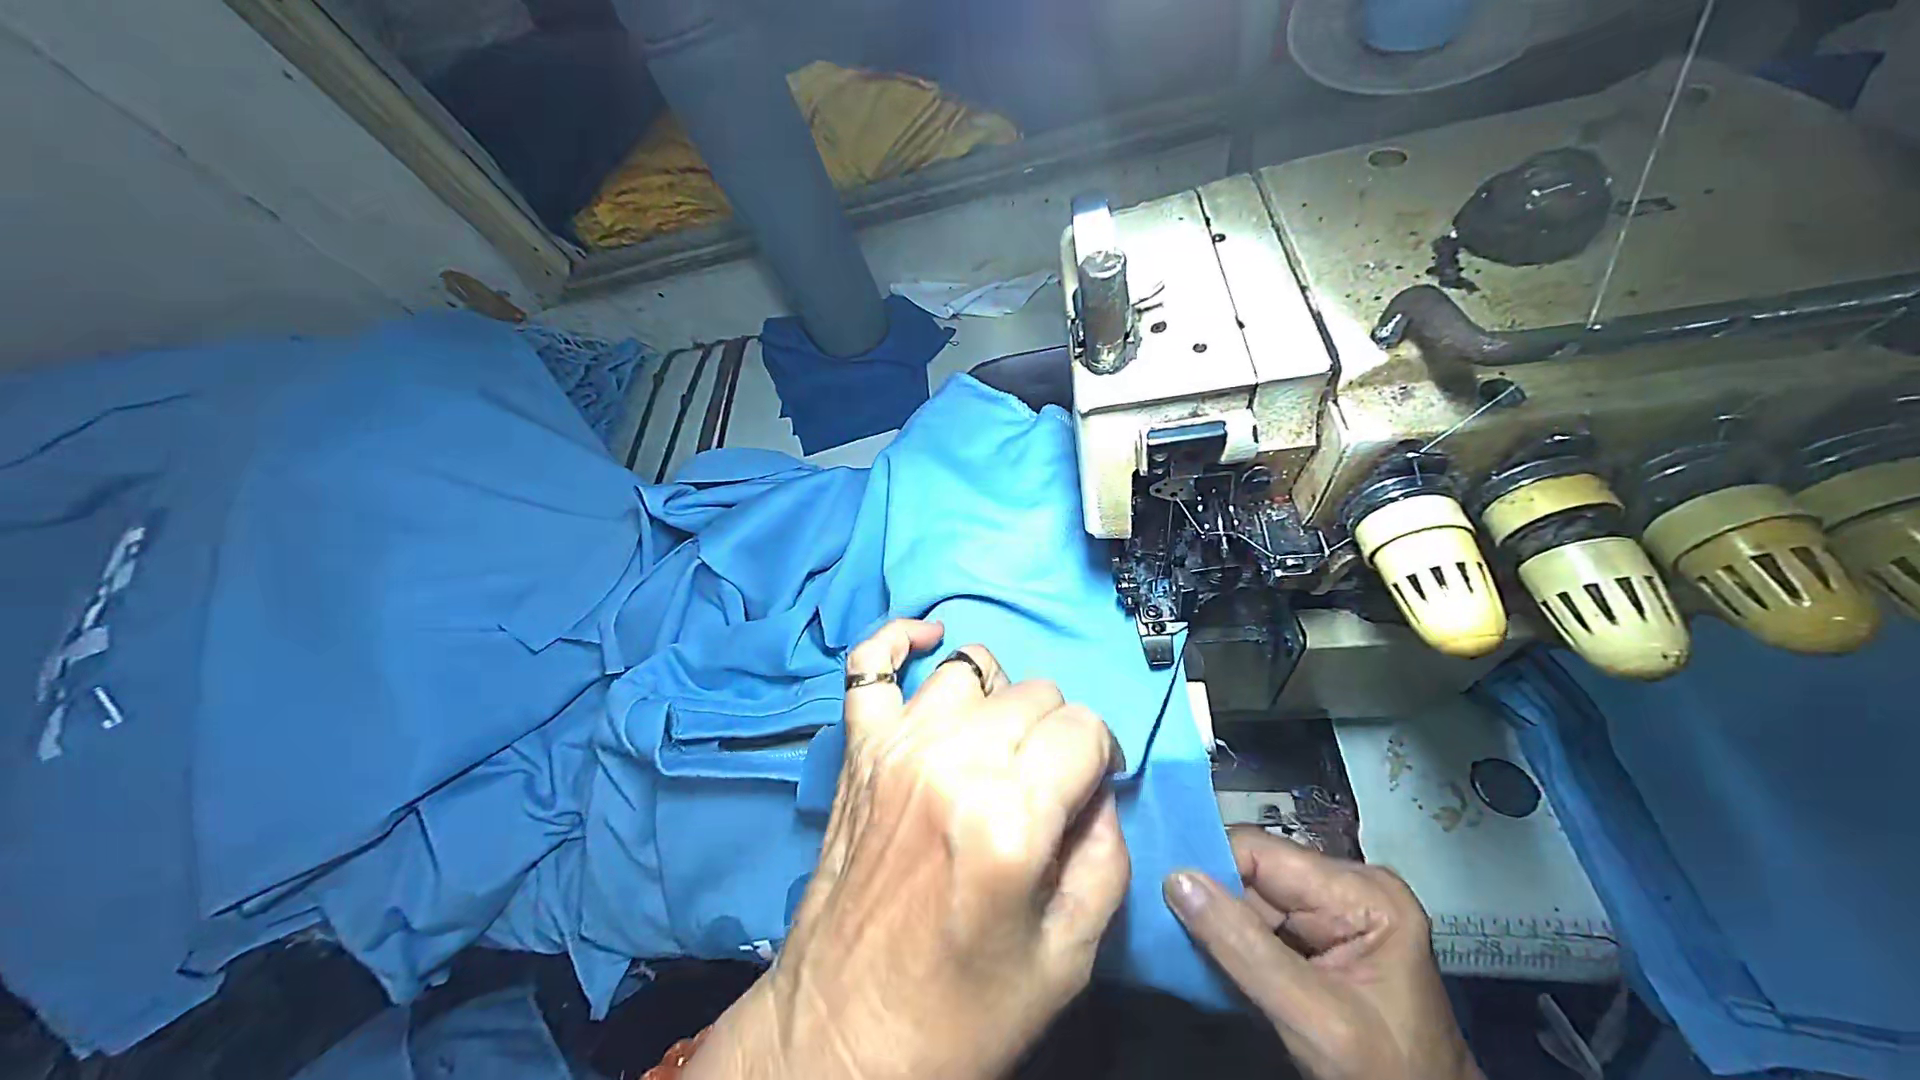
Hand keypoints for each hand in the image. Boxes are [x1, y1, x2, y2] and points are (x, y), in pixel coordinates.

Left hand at [689, 619, 1128, 1079]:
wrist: (846, 1032)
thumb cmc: (962, 1010)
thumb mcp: (1069, 956)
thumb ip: (1106, 854)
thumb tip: (1097, 786)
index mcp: (1009, 818)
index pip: (1084, 729)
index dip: (1100, 757)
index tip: (1090, 788)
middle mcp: (951, 762)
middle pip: (1035, 693)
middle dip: (1056, 732)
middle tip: (1046, 780)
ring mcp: (896, 746)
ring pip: (973, 670)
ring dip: (999, 700)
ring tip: (998, 745)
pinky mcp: (858, 749)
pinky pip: (870, 664)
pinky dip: (899, 641)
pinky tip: (927, 642)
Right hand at [1164, 828, 1482, 1079]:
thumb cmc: (1385, 1076)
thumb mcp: (1313, 1018)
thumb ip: (1243, 948)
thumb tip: (1175, 878)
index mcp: (1363, 891)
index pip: (1260, 852)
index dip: (1207, 865)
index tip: (1159, 887)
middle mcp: (1347, 884)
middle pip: (1252, 872)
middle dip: (1211, 897)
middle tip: (1163, 917)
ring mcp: (1334, 909)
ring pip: (1249, 895)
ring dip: (1217, 920)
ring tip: (1178, 936)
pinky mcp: (1320, 935)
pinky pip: (1259, 921)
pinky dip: (1232, 939)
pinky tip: (1209, 952)